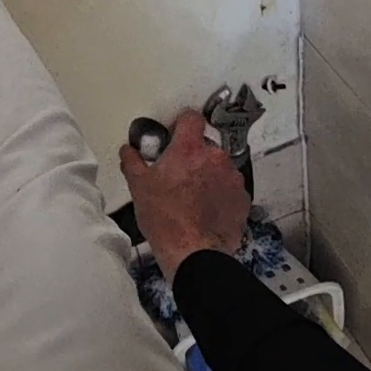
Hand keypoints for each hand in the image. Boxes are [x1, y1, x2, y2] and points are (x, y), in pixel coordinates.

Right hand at [119, 110, 248, 279]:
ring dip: (208, 174)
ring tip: (193, 196)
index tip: (174, 134)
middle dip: (193, 155)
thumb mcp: (138, 186)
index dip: (182, 123)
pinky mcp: (242, 199)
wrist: (193, 252)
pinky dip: (220, 194)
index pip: (191, 117)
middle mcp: (215, 157)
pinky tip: (206, 210)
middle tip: (178, 174)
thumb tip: (128, 150)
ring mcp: (232, 178)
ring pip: (219, 167)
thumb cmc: (164, 217)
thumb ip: (132, 160)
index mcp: (189, 148)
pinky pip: (230, 188)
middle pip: (205, 144)